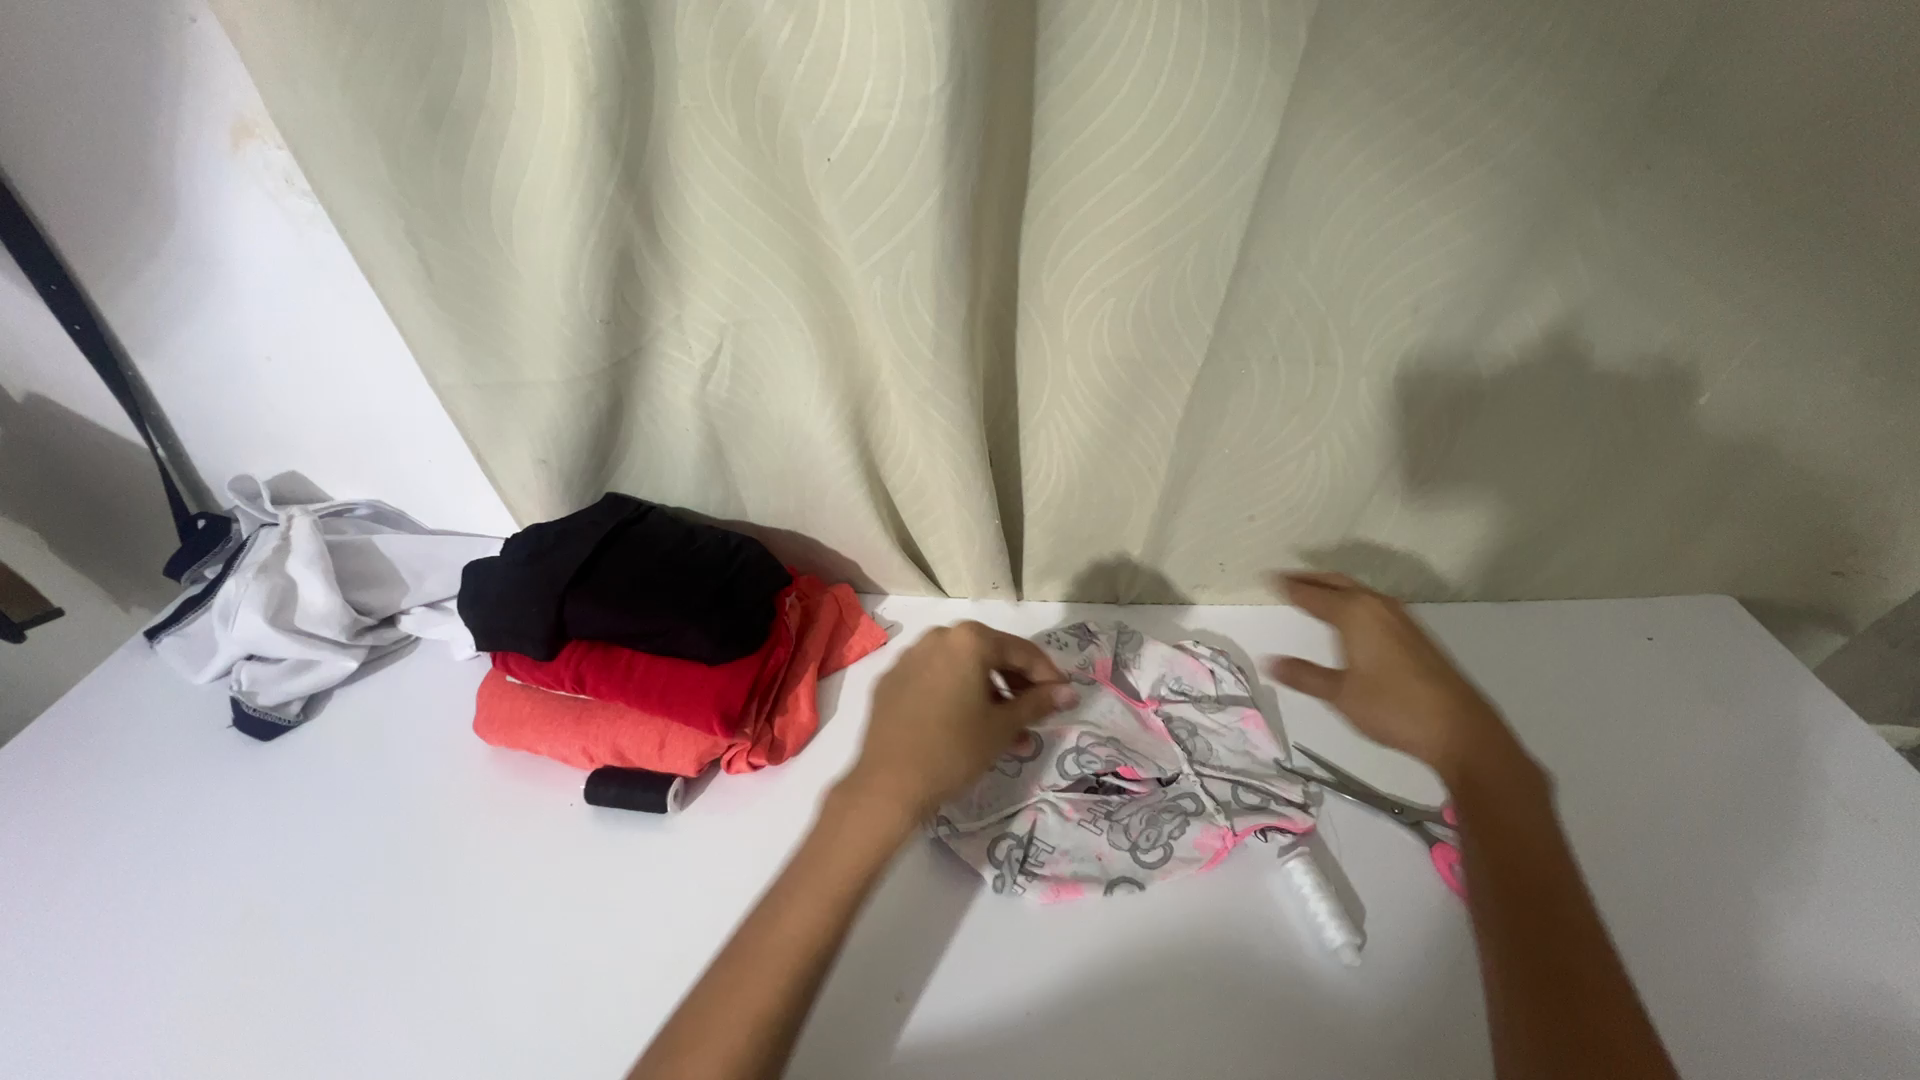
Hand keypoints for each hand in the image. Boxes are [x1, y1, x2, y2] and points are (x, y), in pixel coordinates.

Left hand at [841, 621, 1078, 820]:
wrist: (888, 784)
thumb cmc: (954, 750)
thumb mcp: (1003, 727)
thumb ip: (1038, 703)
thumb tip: (1069, 692)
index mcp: (968, 640)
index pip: (1021, 651)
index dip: (1047, 675)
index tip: (1064, 698)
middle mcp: (937, 637)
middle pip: (990, 655)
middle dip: (1016, 686)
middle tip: (1035, 716)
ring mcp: (909, 658)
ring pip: (961, 669)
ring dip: (989, 694)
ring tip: (1007, 733)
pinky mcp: (891, 681)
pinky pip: (934, 680)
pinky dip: (956, 696)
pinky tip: (966, 726)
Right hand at [1268, 572, 1514, 780]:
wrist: (1458, 728)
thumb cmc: (1392, 707)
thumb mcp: (1339, 694)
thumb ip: (1304, 675)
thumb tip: (1270, 662)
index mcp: (1355, 614)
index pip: (1313, 594)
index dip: (1289, 588)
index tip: (1268, 579)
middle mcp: (1378, 607)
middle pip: (1338, 583)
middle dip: (1311, 580)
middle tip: (1286, 579)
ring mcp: (1401, 619)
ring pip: (1359, 592)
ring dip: (1334, 588)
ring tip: (1313, 593)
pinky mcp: (1415, 634)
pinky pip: (1374, 604)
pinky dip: (1353, 601)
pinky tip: (1350, 617)